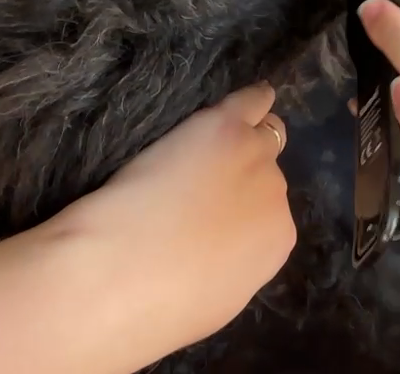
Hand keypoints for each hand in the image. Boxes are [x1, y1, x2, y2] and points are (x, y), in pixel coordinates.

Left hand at [51, 84, 294, 352]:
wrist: (122, 270)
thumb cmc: (160, 304)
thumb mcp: (217, 297)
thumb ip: (238, 259)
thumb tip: (231, 243)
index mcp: (277, 239)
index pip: (270, 215)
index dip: (244, 213)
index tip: (218, 217)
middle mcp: (275, 192)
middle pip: (266, 175)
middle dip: (243, 180)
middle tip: (206, 187)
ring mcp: (253, 153)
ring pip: (264, 134)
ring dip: (246, 139)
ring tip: (225, 142)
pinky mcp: (225, 124)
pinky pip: (252, 101)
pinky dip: (256, 98)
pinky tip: (257, 95)